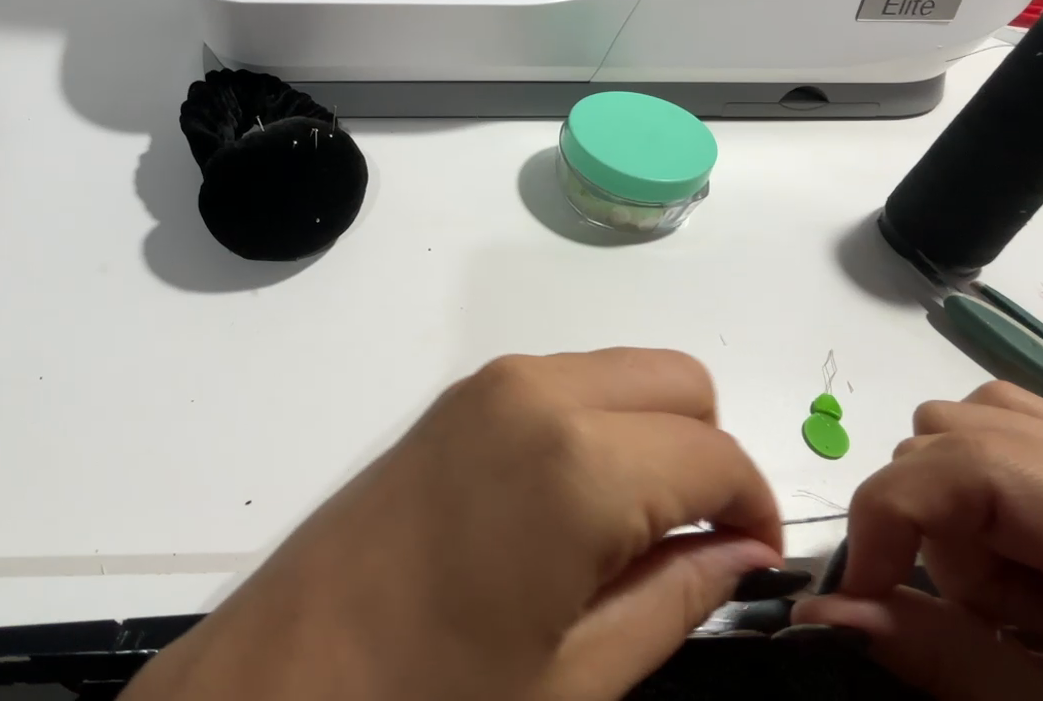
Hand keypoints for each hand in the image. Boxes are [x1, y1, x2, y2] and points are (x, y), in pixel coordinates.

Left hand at [123, 349, 782, 700]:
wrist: (289, 663)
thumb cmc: (435, 686)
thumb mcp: (577, 673)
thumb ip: (676, 597)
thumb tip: (740, 552)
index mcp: (578, 460)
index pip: (716, 454)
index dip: (753, 507)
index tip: (752, 560)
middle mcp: (536, 391)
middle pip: (677, 381)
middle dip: (705, 452)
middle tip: (692, 539)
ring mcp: (488, 383)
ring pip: (619, 373)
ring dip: (648, 434)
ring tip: (625, 529)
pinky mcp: (456, 395)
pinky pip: (561, 383)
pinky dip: (594, 424)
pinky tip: (567, 501)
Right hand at [795, 382, 1042, 699]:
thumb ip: (948, 663)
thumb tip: (827, 609)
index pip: (976, 468)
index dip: (889, 512)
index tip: (862, 589)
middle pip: (961, 442)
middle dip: (938, 532)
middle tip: (998, 627)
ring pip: (972, 422)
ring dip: (958, 508)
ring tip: (1025, 598)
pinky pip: (1009, 422)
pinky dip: (982, 478)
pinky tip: (1029, 553)